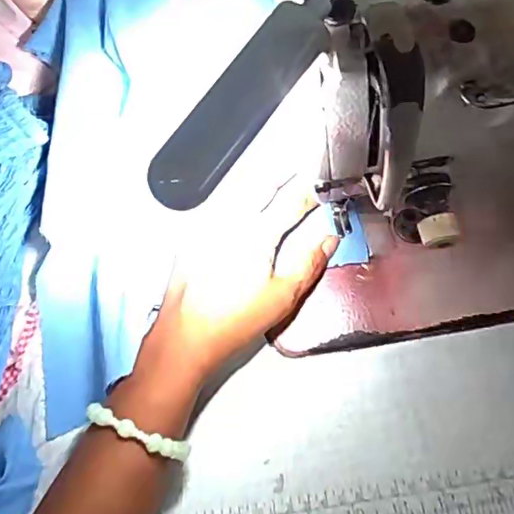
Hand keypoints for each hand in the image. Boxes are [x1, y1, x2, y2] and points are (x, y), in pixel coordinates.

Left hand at [134, 181, 338, 391]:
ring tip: (277, 181)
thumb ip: (310, 263)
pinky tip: (244, 203)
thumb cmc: (228, 324)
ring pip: (240, 190)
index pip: (292, 200)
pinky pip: (220, 204)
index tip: (323, 188)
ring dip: (261, 182)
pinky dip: (238, 197)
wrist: (185, 338)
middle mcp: (231, 223)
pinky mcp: (193, 235)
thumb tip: (328, 241)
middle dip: (285, 177)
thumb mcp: (283, 297)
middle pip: (264, 185)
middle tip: (301, 176)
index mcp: (257, 234)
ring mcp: (209, 227)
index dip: (312, 191)